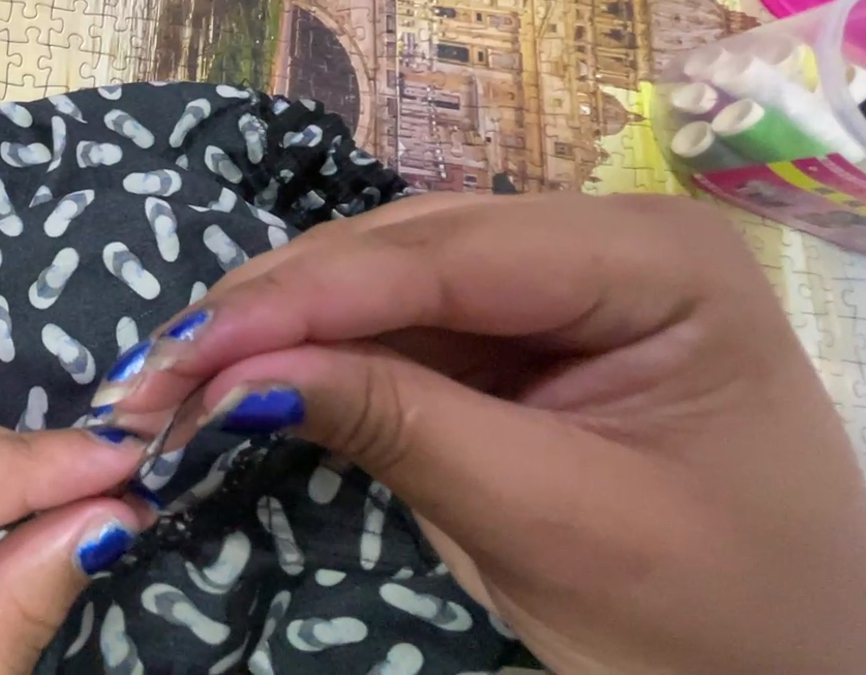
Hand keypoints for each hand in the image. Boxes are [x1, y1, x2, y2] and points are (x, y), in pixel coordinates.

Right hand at [95, 193, 865, 674]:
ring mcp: (525, 275)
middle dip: (267, 309)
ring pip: (360, 271)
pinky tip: (233, 363)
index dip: (306, 298)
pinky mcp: (478, 320)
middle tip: (157, 366)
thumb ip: (395, 426)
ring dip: (263, 323)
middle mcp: (582, 239)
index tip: (194, 344)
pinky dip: (292, 344)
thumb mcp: (556, 527)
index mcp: (656, 263)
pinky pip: (365, 313)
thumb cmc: (708, 626)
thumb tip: (232, 377)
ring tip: (176, 366)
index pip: (447, 260)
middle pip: (389, 251)